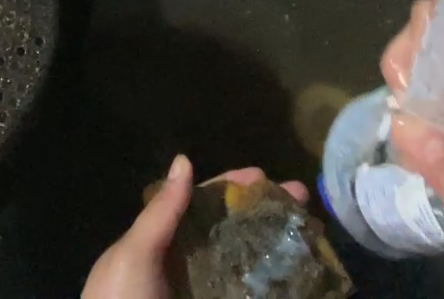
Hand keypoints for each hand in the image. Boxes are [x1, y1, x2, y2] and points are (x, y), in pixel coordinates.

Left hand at [81, 155, 309, 298]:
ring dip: (274, 252)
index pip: (200, 206)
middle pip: (229, 233)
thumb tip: (184, 159)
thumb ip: (161, 212)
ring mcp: (204, 294)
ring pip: (243, 268)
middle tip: (301, 200)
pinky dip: (271, 288)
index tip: (264, 176)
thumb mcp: (133, 257)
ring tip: (310, 237)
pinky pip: (247, 296)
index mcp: (161, 245)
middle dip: (262, 215)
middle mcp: (186, 269)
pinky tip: (299, 280)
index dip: (230, 188)